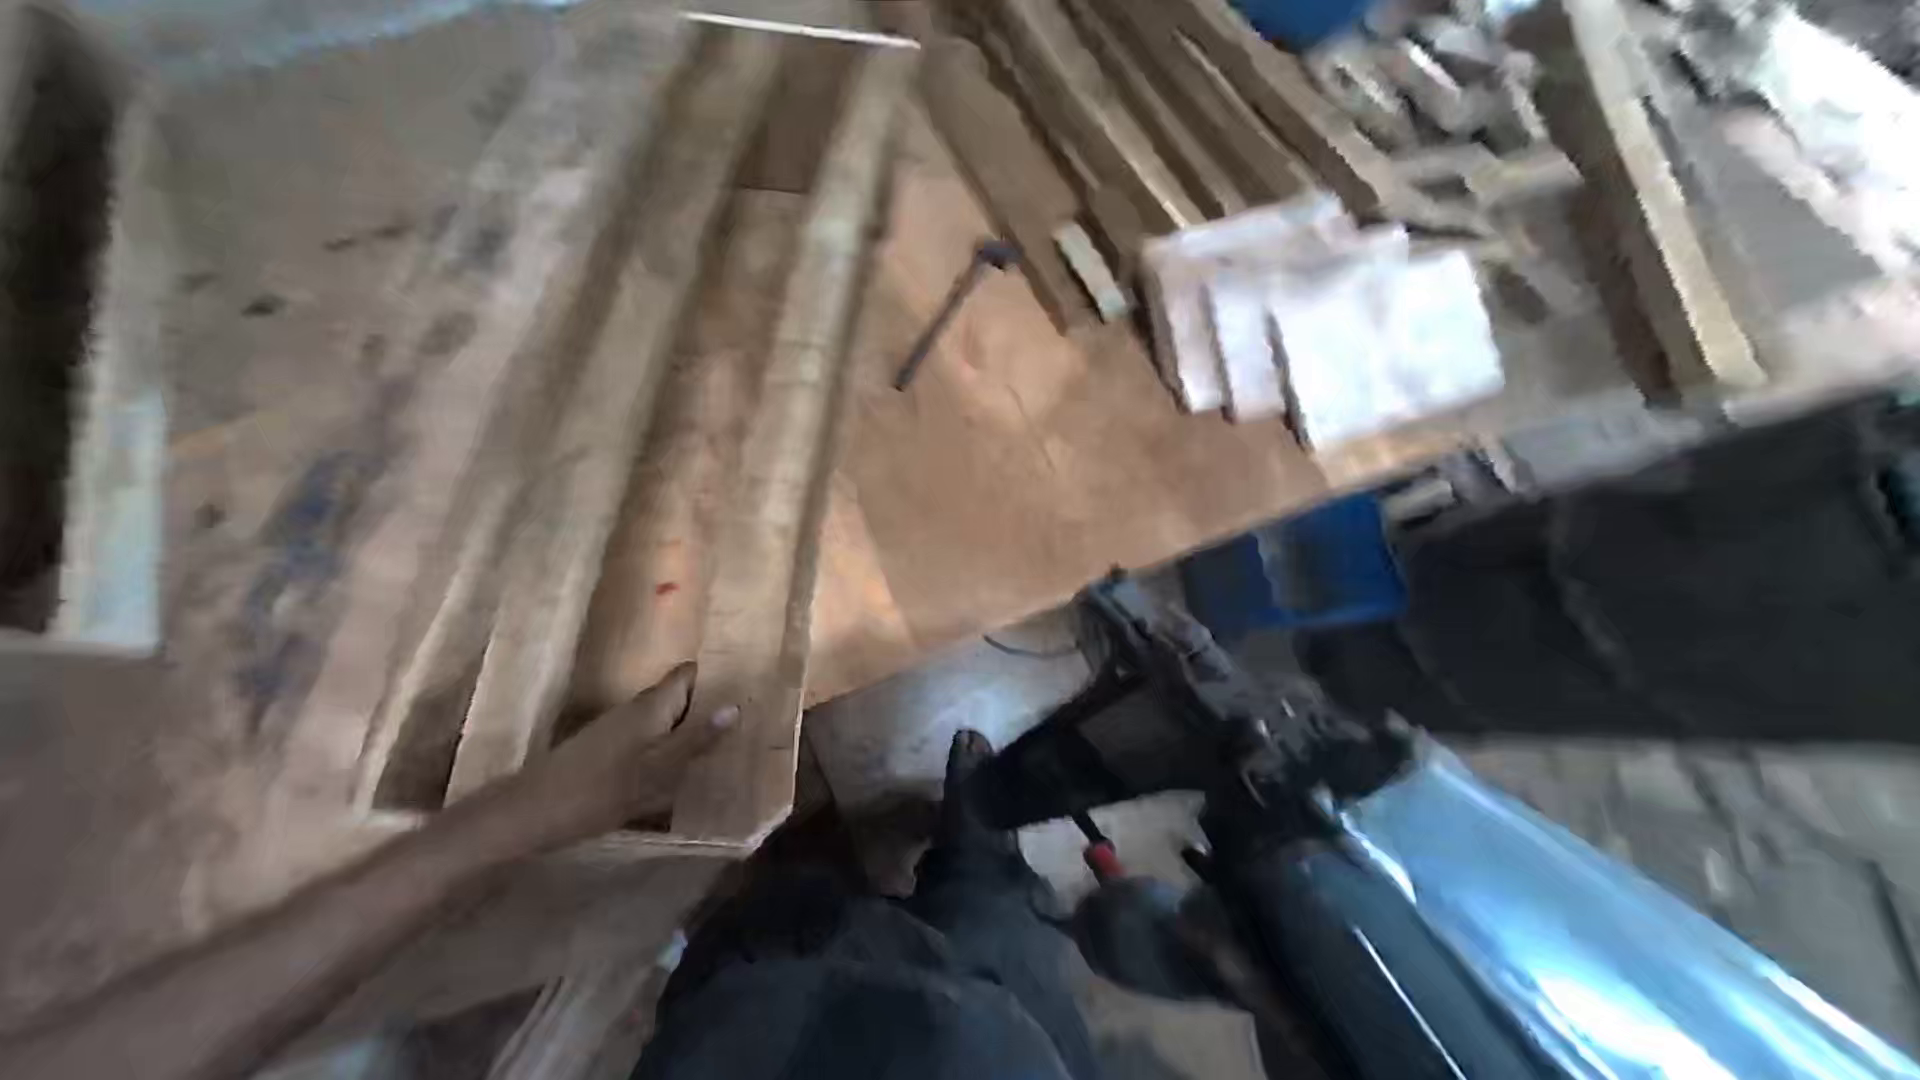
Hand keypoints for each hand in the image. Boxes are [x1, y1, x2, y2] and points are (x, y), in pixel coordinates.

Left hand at [509, 663, 736, 843]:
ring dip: (685, 730)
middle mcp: (634, 708)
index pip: (688, 673)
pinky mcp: (603, 750)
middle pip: (678, 696)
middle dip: (705, 707)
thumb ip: (696, 739)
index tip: (742, 691)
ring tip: (715, 752)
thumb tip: (735, 706)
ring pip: (662, 719)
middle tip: (739, 727)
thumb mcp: (658, 771)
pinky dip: (664, 749)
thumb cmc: (598, 790)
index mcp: (651, 706)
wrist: (526, 816)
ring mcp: (616, 728)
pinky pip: (646, 738)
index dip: (714, 677)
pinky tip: (674, 775)